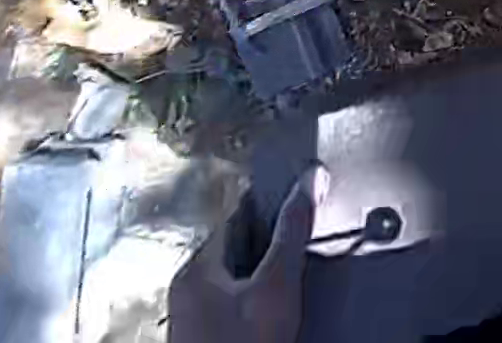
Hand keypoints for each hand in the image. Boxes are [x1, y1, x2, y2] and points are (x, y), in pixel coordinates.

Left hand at [168, 165, 325, 342]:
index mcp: (195, 270)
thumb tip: (311, 176)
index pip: (241, 214)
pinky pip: (244, 301)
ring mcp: (197, 321)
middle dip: (277, 238)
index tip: (308, 198)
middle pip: (243, 244)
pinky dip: (267, 294)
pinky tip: (288, 303)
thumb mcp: (278, 284)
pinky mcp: (211, 342)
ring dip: (274, 268)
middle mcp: (189, 292)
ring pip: (245, 274)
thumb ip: (294, 228)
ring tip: (304, 266)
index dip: (276, 203)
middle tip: (312, 235)